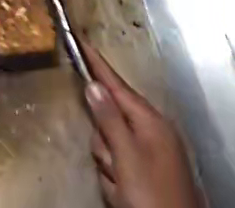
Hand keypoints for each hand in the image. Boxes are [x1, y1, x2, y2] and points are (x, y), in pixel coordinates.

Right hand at [83, 43, 205, 207]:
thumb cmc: (153, 197)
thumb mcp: (127, 158)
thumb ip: (109, 120)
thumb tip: (93, 84)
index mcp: (151, 122)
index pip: (117, 85)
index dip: (97, 64)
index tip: (81, 41)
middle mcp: (153, 133)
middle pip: (110, 120)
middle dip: (104, 143)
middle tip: (113, 166)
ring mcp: (152, 156)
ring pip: (111, 146)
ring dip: (110, 166)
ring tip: (122, 188)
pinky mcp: (148, 176)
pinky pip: (119, 167)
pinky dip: (117, 182)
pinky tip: (125, 197)